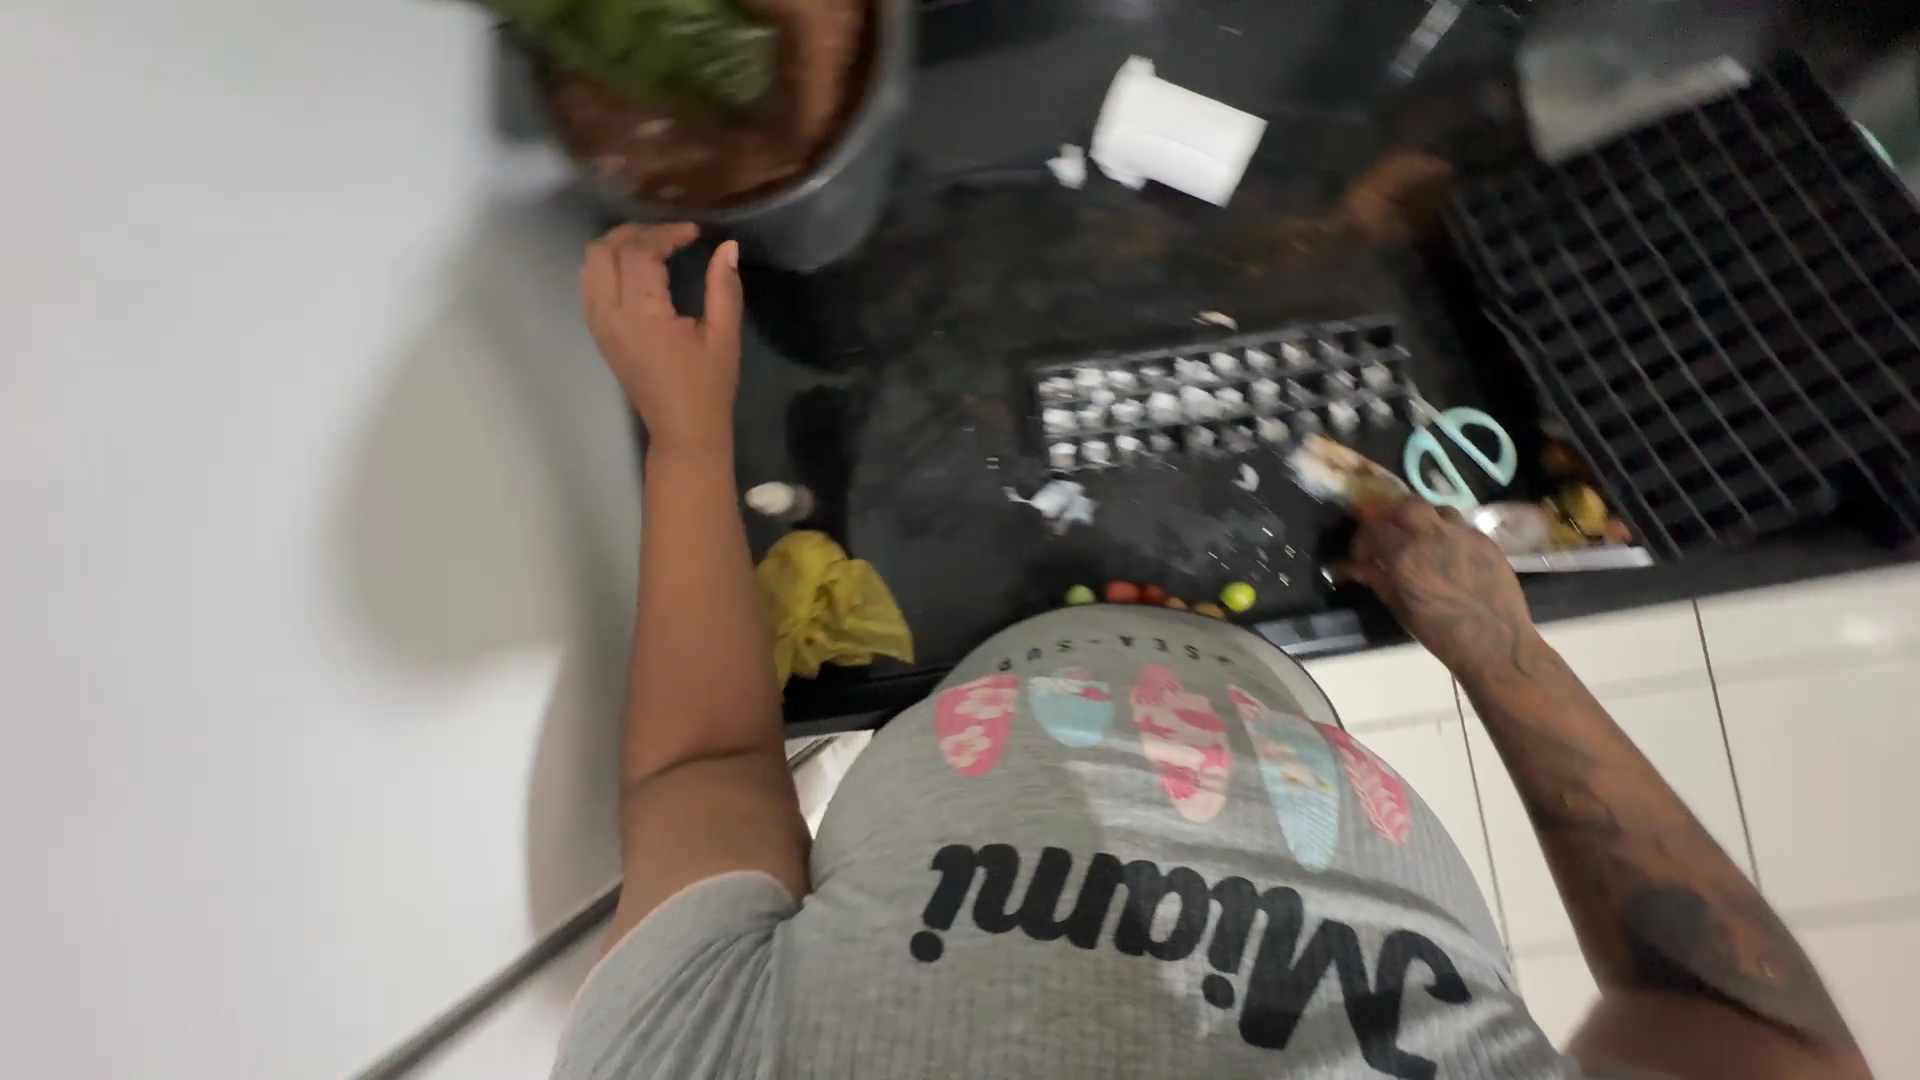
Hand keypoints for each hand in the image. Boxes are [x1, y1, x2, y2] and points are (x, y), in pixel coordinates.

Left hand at [580, 224, 742, 453]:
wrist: (683, 429)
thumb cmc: (708, 387)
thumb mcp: (724, 337)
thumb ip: (724, 289)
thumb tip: (728, 247)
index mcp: (643, 315)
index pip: (640, 252)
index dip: (666, 233)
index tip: (695, 233)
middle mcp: (611, 314)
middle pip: (605, 249)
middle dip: (638, 232)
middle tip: (672, 235)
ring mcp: (599, 323)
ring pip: (591, 263)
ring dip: (618, 244)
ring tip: (652, 245)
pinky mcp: (598, 331)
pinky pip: (590, 282)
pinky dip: (608, 264)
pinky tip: (635, 268)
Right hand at [1337, 497, 1538, 678]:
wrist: (1494, 642)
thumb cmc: (1437, 631)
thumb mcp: (1397, 605)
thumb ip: (1374, 578)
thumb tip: (1350, 567)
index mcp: (1404, 554)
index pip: (1373, 528)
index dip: (1363, 539)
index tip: (1362, 556)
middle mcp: (1432, 536)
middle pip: (1406, 505)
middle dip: (1392, 516)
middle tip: (1391, 536)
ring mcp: (1464, 535)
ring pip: (1437, 510)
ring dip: (1423, 521)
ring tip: (1421, 541)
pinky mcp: (1488, 541)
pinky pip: (1461, 527)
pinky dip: (1447, 534)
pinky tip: (1448, 554)